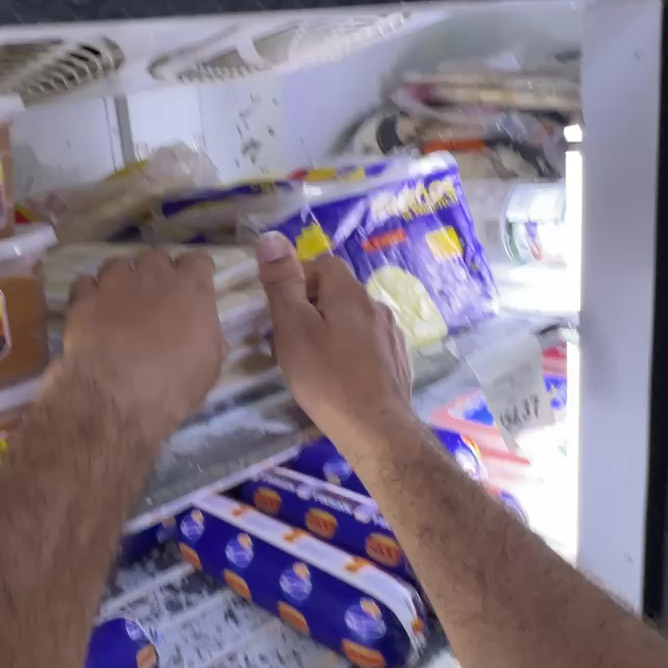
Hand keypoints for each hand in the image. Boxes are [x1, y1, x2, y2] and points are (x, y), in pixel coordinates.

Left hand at [60, 249, 225, 442]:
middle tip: (155, 300)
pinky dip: (90, 294)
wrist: (118, 394)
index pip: (199, 262)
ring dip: (121, 280)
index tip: (194, 290)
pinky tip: (91, 311)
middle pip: (157, 258)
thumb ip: (210, 344)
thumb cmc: (174, 384)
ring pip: (118, 265)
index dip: (196, 275)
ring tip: (118, 303)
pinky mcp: (84, 296)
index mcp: (191, 288)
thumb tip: (210, 338)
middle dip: (157, 274)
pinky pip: (86, 283)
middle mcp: (154, 274)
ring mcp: (116, 282)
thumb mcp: (208, 369)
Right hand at [255, 232, 414, 459]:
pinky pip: (366, 342)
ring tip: (313, 361)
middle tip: (291, 340)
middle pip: (337, 291)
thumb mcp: (293, 328)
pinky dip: (350, 350)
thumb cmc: (327, 378)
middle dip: (312, 307)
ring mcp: (391, 334)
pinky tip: (339, 377)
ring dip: (331, 329)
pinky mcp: (397, 360)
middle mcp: (376, 305)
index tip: (283, 312)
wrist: (376, 430)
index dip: (298, 281)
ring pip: (352, 318)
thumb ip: (282, 283)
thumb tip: (270, 237)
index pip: (323, 264)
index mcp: (350, 293)